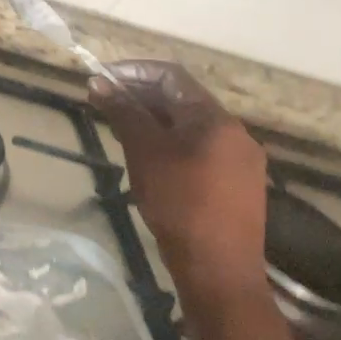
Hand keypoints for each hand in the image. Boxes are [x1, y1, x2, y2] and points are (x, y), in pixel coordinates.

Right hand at [90, 61, 289, 339]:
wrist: (218, 268)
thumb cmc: (179, 200)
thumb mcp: (143, 149)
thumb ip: (123, 110)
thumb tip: (100, 82)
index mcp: (216, 119)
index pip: (170, 75)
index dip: (132, 70)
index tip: (101, 79)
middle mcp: (235, 133)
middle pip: (181, 98)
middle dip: (139, 95)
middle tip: (103, 103)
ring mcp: (240, 160)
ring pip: (188, 124)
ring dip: (152, 118)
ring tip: (117, 128)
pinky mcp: (237, 183)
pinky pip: (199, 147)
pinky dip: (168, 141)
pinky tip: (145, 155)